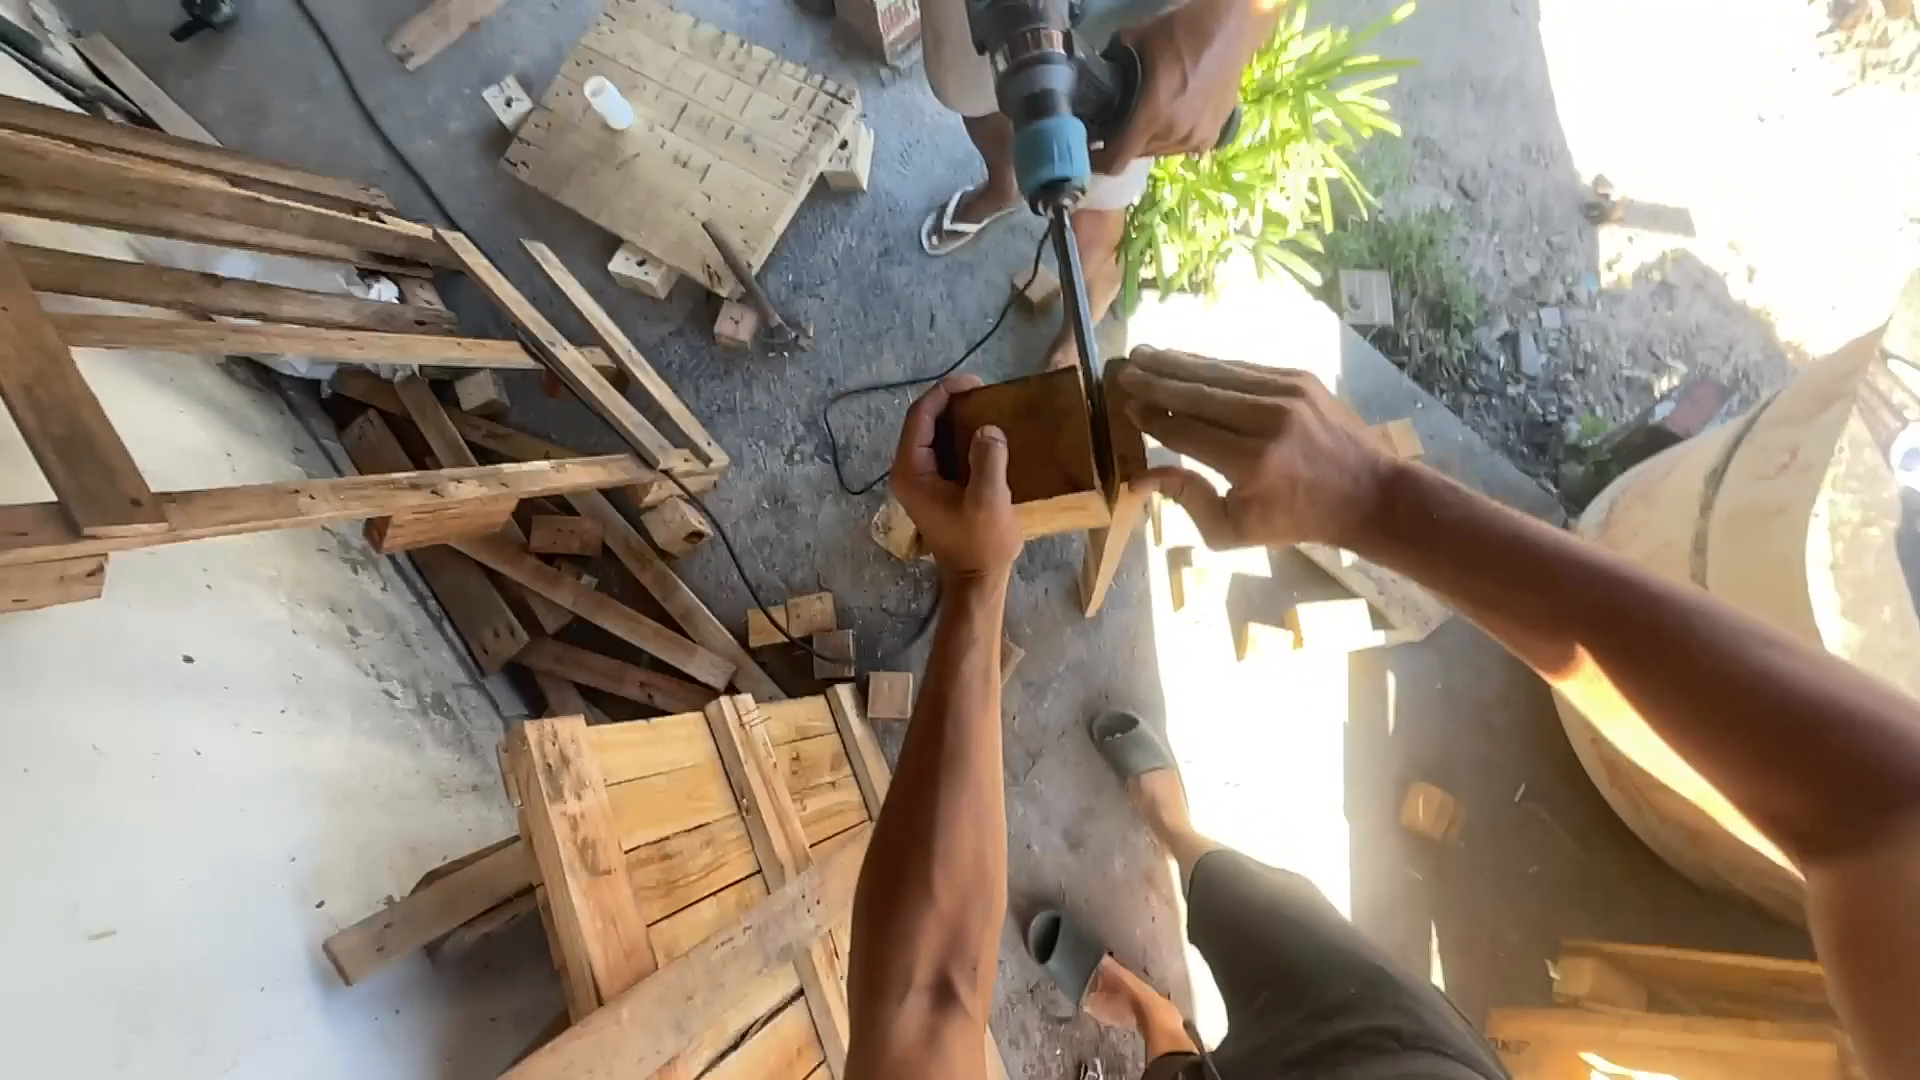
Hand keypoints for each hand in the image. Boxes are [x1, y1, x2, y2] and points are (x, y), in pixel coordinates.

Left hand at [890, 376, 1023, 581]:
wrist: (977, 580)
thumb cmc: (980, 544)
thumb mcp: (989, 500)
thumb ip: (987, 460)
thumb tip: (988, 429)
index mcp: (911, 472)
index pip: (919, 417)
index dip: (943, 393)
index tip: (974, 382)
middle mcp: (908, 473)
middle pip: (922, 423)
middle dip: (950, 401)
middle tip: (984, 391)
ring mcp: (920, 482)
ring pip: (933, 435)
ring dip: (957, 418)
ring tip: (987, 406)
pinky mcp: (935, 489)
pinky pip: (943, 451)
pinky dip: (961, 436)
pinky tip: (985, 433)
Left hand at [1089, 0, 1266, 173]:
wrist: (1232, 27)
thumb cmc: (1182, 31)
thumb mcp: (1136, 41)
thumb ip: (1111, 65)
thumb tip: (1096, 79)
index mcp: (1152, 116)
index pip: (1116, 161)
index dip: (1098, 161)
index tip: (1091, 151)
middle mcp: (1173, 135)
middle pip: (1135, 154)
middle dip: (1124, 142)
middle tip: (1120, 124)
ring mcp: (1194, 139)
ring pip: (1158, 152)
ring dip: (1149, 140)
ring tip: (1150, 116)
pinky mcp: (1210, 137)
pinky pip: (1180, 147)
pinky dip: (1171, 137)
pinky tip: (1174, 116)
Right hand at [1118, 348, 1398, 548]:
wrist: (1366, 492)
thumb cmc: (1292, 519)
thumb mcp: (1233, 529)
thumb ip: (1187, 499)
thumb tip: (1140, 478)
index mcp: (1251, 462)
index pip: (1186, 432)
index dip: (1153, 418)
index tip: (1126, 406)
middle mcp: (1268, 420)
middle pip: (1197, 394)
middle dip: (1155, 380)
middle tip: (1123, 369)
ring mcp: (1287, 393)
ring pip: (1218, 373)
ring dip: (1176, 362)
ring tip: (1142, 353)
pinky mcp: (1299, 378)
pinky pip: (1242, 368)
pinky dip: (1209, 364)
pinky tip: (1183, 359)